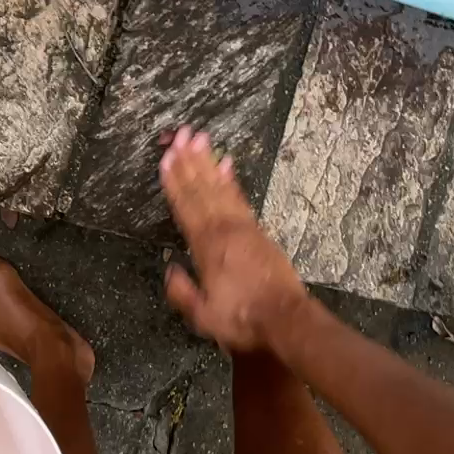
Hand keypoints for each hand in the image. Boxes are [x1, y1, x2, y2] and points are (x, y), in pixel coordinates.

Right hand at [159, 127, 308, 352]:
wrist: (286, 318)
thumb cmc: (243, 319)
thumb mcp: (204, 316)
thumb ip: (183, 292)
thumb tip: (170, 268)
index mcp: (207, 247)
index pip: (186, 207)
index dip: (175, 182)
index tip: (166, 157)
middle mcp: (224, 229)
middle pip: (202, 189)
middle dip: (189, 161)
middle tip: (181, 134)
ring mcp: (243, 226)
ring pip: (219, 188)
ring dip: (207, 162)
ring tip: (199, 138)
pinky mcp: (258, 230)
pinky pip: (239, 197)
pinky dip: (230, 179)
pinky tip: (225, 164)